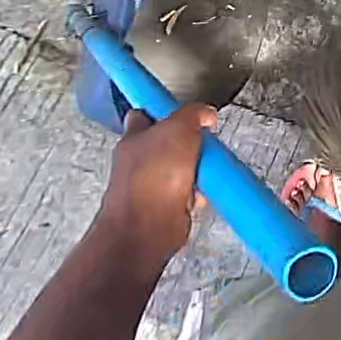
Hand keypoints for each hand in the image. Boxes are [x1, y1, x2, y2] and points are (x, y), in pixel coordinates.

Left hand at [92, 104, 216, 276]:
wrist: (148, 229)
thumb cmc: (153, 176)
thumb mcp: (179, 128)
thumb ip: (193, 114)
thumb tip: (206, 114)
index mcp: (135, 136)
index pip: (147, 113)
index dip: (165, 110)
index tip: (184, 111)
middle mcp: (140, 160)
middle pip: (171, 141)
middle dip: (190, 142)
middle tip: (202, 140)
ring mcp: (152, 185)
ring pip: (183, 167)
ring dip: (198, 168)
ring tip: (205, 169)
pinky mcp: (166, 207)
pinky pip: (189, 192)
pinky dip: (199, 193)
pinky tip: (201, 192)